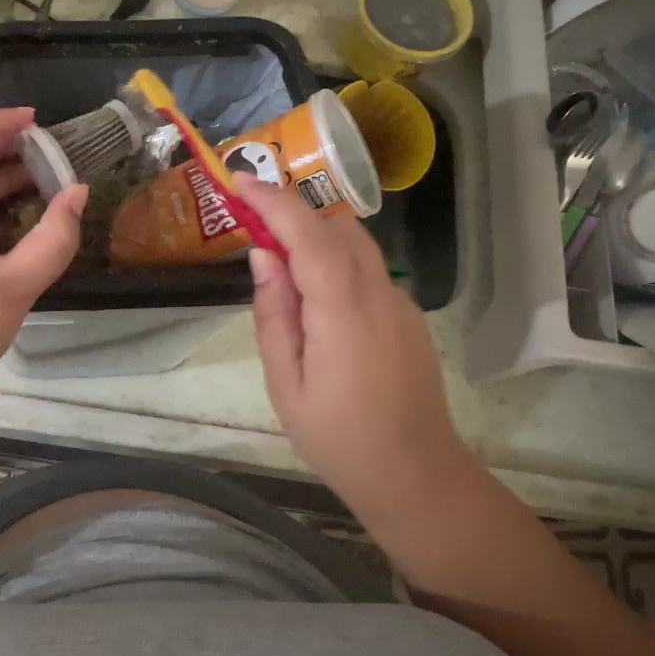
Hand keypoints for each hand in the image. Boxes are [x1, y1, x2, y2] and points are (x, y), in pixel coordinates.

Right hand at [236, 177, 467, 508]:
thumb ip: (273, 315)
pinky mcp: (408, 317)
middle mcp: (379, 293)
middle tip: (250, 223)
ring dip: (315, 236)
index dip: (273, 201)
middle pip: (339, 227)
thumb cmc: (338, 438)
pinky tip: (314, 297)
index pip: (308, 234)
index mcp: (343, 311)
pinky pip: (368, 270)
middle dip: (294, 212)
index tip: (239, 180)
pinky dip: (336, 261)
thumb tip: (263, 257)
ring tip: (277, 260)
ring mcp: (400, 303)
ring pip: (357, 245)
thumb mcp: (286, 384)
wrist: (415, 474)